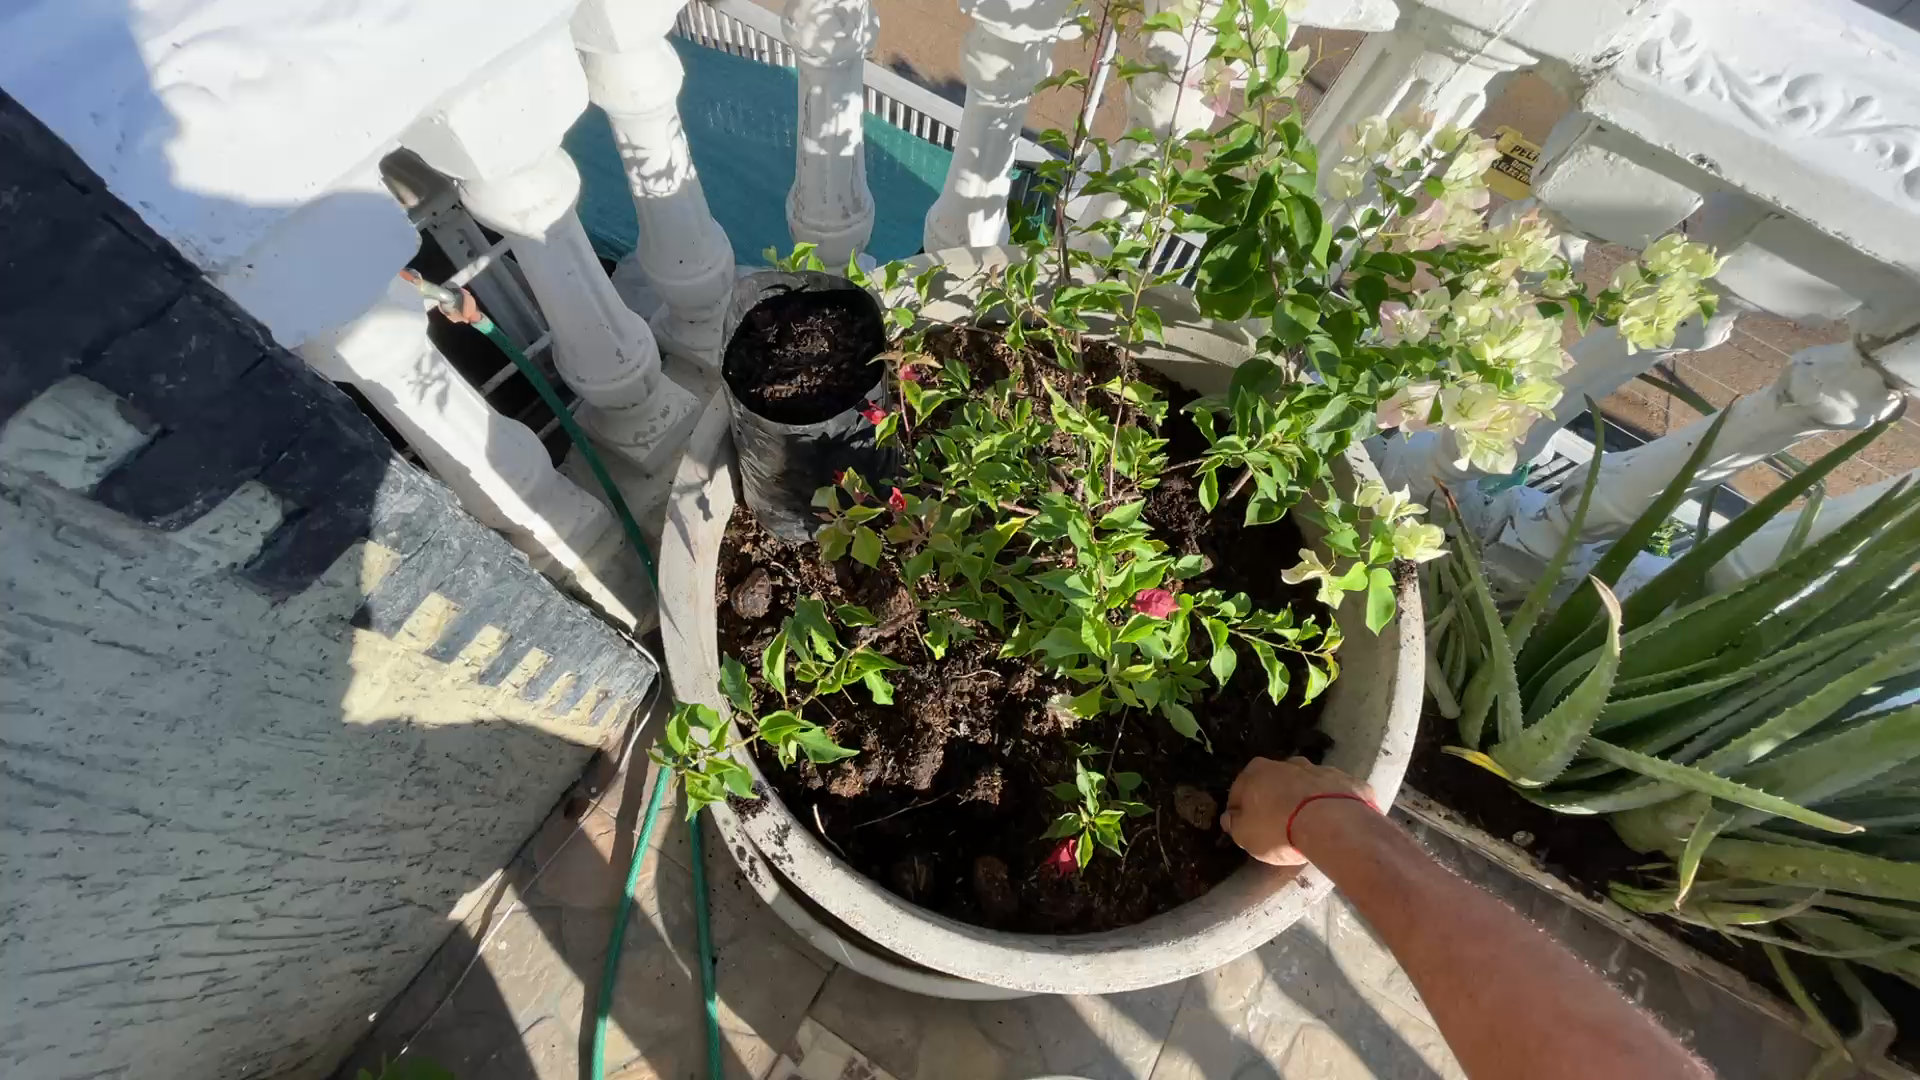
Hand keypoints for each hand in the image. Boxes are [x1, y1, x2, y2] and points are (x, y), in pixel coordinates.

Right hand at [1222, 756, 1376, 865]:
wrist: (1334, 826)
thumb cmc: (1279, 829)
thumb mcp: (1245, 835)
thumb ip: (1234, 825)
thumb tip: (1230, 818)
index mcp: (1256, 771)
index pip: (1239, 790)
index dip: (1240, 811)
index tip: (1245, 827)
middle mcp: (1287, 764)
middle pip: (1275, 783)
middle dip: (1274, 800)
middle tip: (1279, 827)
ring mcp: (1321, 770)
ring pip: (1307, 785)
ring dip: (1305, 800)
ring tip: (1310, 826)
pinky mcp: (1350, 783)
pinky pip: (1337, 795)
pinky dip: (1334, 806)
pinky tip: (1337, 826)